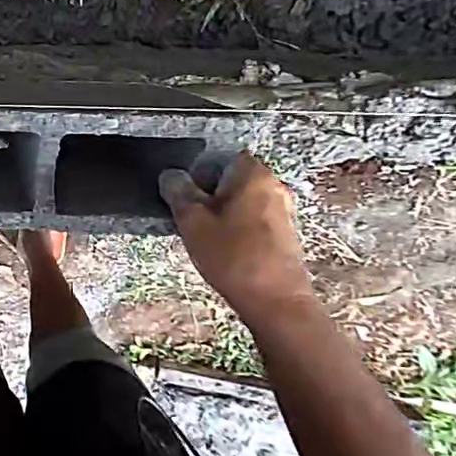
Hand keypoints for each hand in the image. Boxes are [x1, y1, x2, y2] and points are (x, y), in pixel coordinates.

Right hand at [159, 152, 313, 316]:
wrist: (274, 300)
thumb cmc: (231, 253)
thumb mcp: (191, 219)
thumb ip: (178, 191)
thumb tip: (171, 175)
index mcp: (253, 173)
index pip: (220, 156)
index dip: (198, 173)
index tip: (185, 197)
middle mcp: (274, 185)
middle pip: (231, 179)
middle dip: (208, 195)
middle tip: (191, 219)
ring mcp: (283, 210)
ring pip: (241, 201)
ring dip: (222, 214)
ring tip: (207, 238)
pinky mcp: (285, 233)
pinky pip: (253, 219)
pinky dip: (237, 228)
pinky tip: (226, 249)